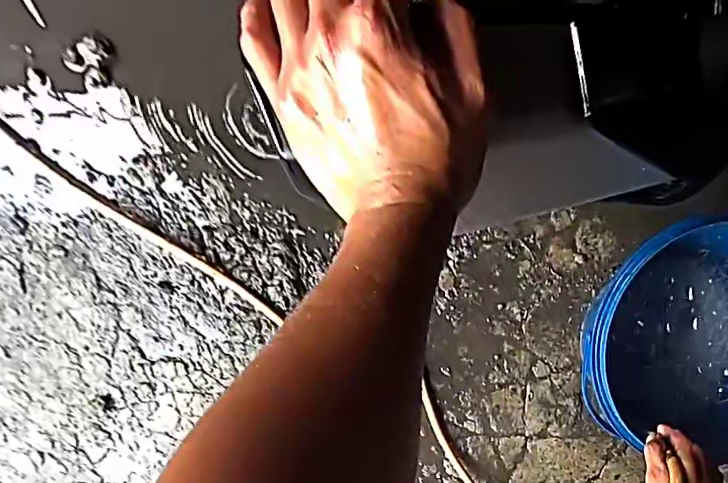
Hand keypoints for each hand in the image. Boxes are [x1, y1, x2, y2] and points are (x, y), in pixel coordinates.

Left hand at [240, 0, 487, 221]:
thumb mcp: (473, 91)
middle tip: (371, 14)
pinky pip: (254, 36)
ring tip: (330, 10)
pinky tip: (276, 10)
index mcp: (375, 24)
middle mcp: (330, 37)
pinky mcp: (286, 100)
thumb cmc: (432, 167)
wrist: (399, 216)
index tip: (408, 10)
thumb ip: (454, 23)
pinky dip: (260, 11)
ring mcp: (301, 68)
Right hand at [644, 425, 723, 482]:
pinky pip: (701, 470)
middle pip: (687, 445)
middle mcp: (704, 458)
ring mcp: (712, 472)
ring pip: (696, 458)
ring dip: (683, 457)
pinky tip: (685, 478)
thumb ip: (654, 454)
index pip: (676, 435)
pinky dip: (691, 469)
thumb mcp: (656, 476)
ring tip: (671, 463)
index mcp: (689, 452)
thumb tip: (653, 439)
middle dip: (674, 444)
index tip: (657, 432)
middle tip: (662, 446)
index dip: (664, 432)